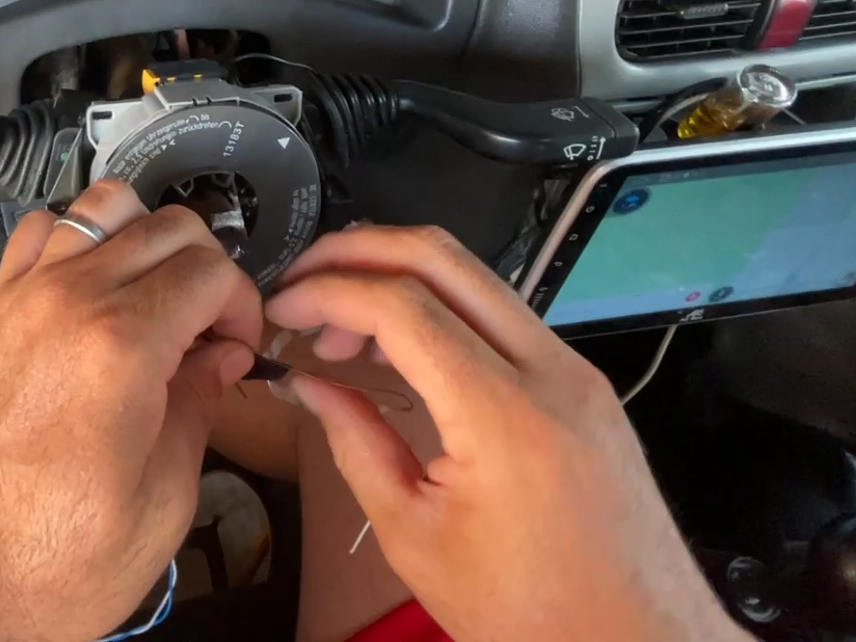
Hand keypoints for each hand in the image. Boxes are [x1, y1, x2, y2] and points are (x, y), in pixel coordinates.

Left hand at [0, 181, 262, 641]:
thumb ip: (201, 402)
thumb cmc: (65, 557)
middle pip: (168, 226)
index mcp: (124, 345)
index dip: (242, 304)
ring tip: (157, 291)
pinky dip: (77, 235)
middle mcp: (73, 297)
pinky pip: (40, 228)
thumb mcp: (165, 497)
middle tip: (210, 326)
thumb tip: (224, 353)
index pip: (211, 271)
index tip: (240, 345)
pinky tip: (92, 283)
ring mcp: (28, 292)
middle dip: (209, 266)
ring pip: (105, 204)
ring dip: (147, 234)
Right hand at [265, 226, 748, 641]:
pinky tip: (391, 346)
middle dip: (351, 250)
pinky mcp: (577, 375)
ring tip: (337, 329)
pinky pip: (488, 306)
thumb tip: (302, 380)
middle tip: (298, 282)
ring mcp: (571, 364)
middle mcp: (548, 366)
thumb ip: (352, 440)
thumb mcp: (413, 536)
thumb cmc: (527, 616)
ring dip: (386, 273)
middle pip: (435, 254)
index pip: (399, 304)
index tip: (279, 309)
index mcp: (504, 414)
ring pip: (465, 269)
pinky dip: (425, 301)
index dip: (325, 292)